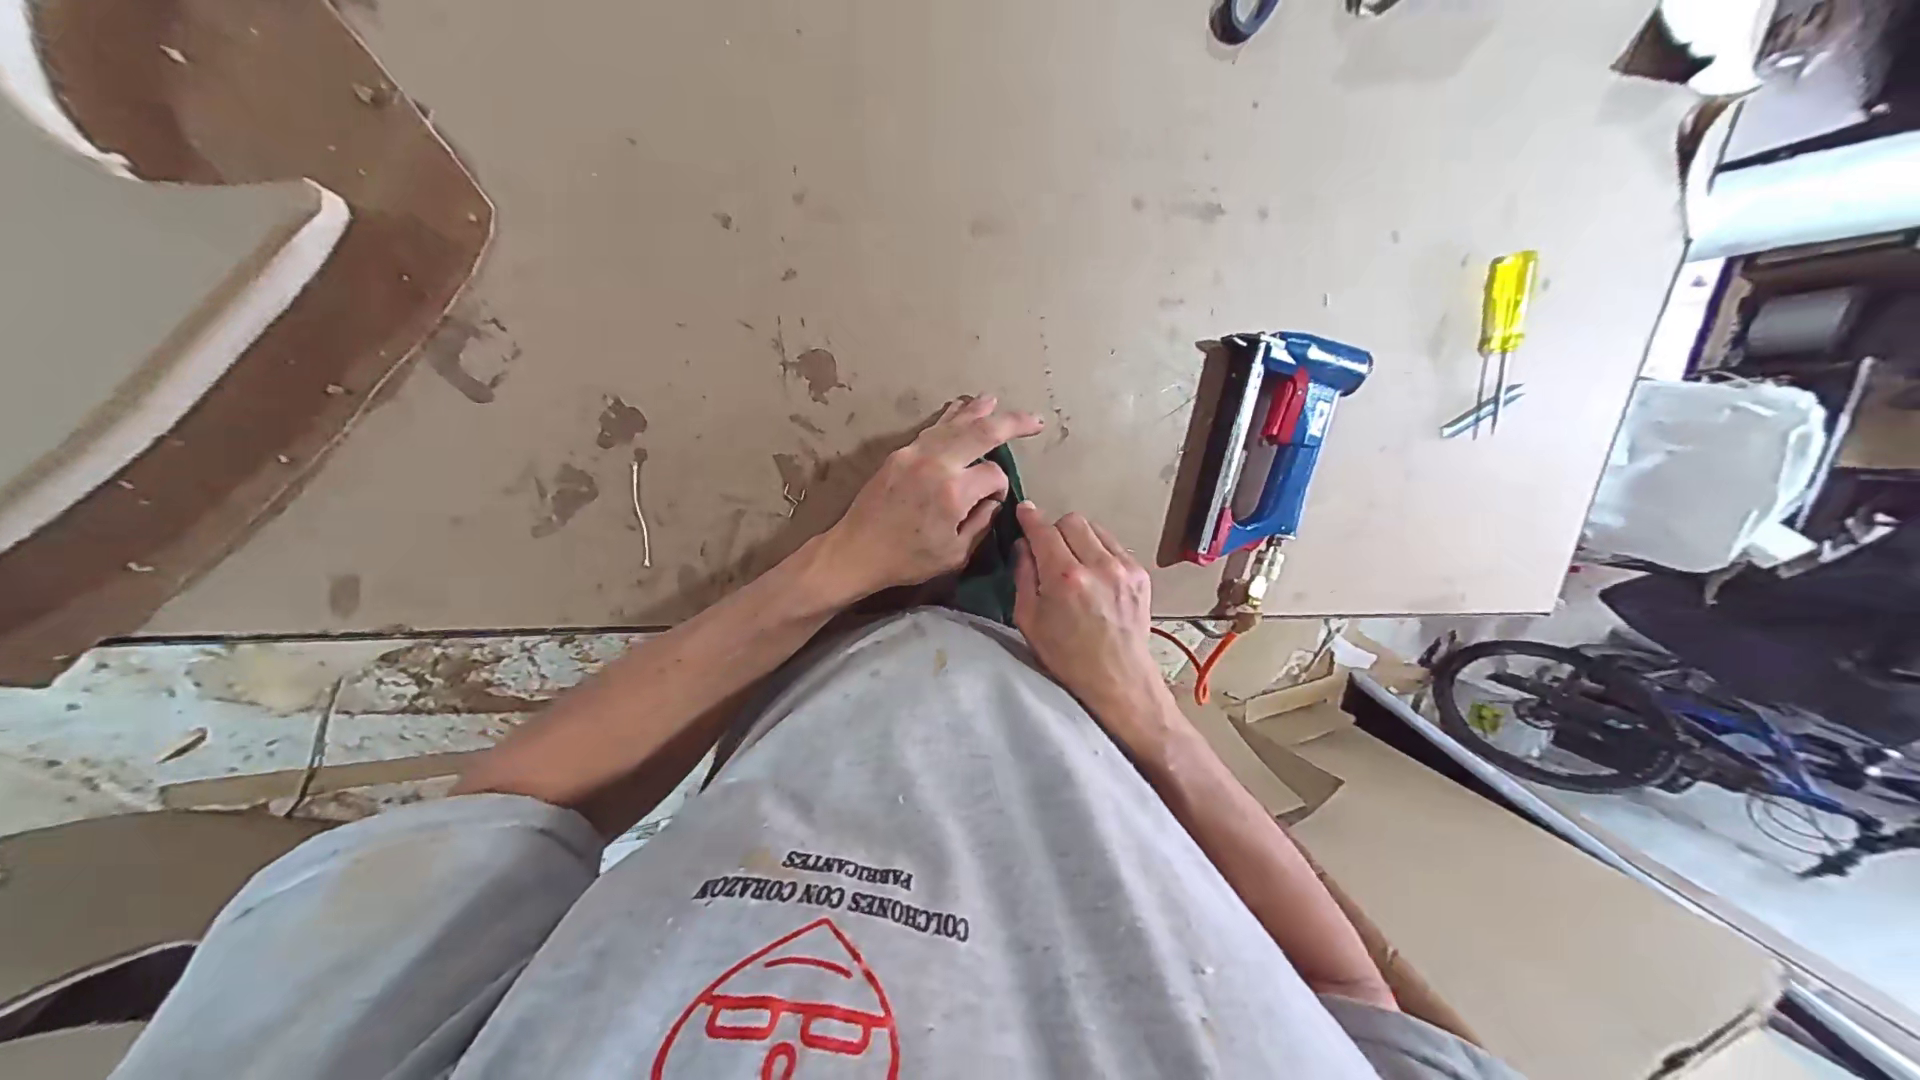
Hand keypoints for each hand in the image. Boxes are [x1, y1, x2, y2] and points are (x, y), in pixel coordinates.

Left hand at [816, 395, 1044, 599]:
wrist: (856, 551)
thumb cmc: (908, 560)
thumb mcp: (955, 554)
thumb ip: (981, 523)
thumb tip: (993, 499)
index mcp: (953, 492)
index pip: (994, 474)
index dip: (1001, 487)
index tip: (993, 502)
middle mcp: (936, 464)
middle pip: (982, 432)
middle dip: (1012, 423)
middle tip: (1033, 421)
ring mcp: (915, 454)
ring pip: (955, 423)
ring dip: (979, 411)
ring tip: (995, 401)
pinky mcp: (900, 453)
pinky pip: (932, 429)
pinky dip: (951, 417)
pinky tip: (960, 409)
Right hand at [1012, 503, 1172, 737]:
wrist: (1117, 678)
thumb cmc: (1066, 656)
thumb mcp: (1029, 619)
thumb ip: (1024, 574)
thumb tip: (1025, 544)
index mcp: (1064, 577)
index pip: (1044, 530)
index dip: (1030, 517)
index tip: (1024, 510)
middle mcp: (1097, 565)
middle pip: (1072, 520)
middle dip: (1055, 529)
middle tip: (1049, 550)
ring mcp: (1123, 568)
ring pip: (1095, 528)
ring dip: (1079, 537)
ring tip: (1074, 562)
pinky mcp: (1140, 574)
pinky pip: (1114, 545)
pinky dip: (1099, 551)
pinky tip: (1095, 574)